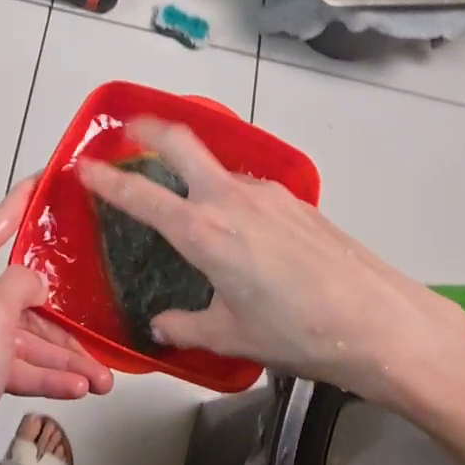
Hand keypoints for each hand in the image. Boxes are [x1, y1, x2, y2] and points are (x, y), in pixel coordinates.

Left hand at [0, 177, 113, 464]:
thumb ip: (21, 286)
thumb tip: (35, 276)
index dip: (24, 202)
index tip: (47, 180)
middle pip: (17, 290)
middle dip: (59, 316)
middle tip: (99, 317)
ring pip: (21, 332)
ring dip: (60, 354)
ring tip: (102, 377)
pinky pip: (14, 361)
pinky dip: (43, 373)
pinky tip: (79, 388)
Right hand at [76, 118, 464, 409]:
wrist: (382, 323)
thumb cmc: (299, 333)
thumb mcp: (232, 336)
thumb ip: (186, 327)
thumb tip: (161, 326)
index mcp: (202, 232)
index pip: (139, 195)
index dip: (105, 179)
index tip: (83, 165)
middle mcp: (229, 199)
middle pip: (180, 141)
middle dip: (149, 128)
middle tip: (128, 129)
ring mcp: (266, 194)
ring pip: (217, 168)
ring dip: (195, 173)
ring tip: (190, 206)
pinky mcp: (295, 201)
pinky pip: (248, 188)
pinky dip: (228, 195)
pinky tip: (242, 233)